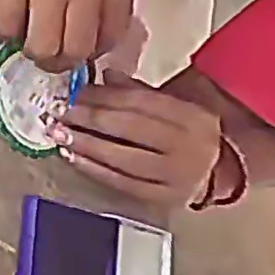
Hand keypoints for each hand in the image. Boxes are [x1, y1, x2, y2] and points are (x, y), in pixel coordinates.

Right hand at [0, 0, 136, 70]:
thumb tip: (86, 41)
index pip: (111, 36)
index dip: (90, 51)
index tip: (74, 50)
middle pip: (78, 49)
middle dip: (60, 61)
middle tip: (47, 57)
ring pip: (44, 48)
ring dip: (33, 52)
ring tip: (27, 43)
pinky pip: (11, 30)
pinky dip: (8, 31)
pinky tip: (10, 17)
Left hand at [45, 70, 222, 207]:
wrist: (217, 172)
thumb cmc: (183, 133)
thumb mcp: (170, 106)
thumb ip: (136, 91)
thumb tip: (102, 75)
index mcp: (192, 116)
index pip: (138, 102)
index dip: (101, 96)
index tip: (72, 93)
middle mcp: (189, 146)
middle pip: (128, 128)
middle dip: (87, 118)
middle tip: (57, 113)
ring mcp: (178, 176)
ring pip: (122, 158)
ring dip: (84, 144)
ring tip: (57, 134)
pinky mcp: (163, 199)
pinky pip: (121, 183)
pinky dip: (92, 169)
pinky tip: (71, 156)